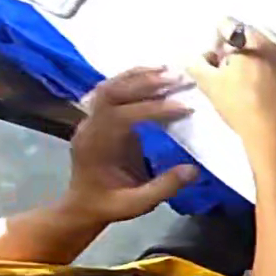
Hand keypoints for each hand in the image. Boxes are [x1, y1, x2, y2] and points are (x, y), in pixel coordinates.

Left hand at [62, 67, 199, 225]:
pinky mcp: (101, 118)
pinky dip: (133, 80)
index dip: (153, 109)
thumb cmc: (110, 204)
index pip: (122, 116)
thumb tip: (194, 169)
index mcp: (97, 146)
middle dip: (145, 83)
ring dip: (139, 76)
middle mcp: (90, 127)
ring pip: (110, 87)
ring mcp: (92, 120)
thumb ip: (164, 187)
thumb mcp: (138, 204)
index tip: (184, 108)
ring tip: (170, 71)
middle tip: (179, 79)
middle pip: (111, 93)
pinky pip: (112, 91)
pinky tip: (155, 76)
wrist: (82, 204)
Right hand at [187, 20, 275, 167]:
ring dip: (262, 53)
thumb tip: (206, 55)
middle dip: (241, 45)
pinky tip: (272, 84)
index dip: (218, 41)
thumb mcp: (208, 84)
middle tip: (236, 69)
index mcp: (253, 41)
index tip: (219, 60)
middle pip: (252, 32)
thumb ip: (199, 62)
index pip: (228, 24)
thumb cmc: (242, 108)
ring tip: (255, 77)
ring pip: (273, 43)